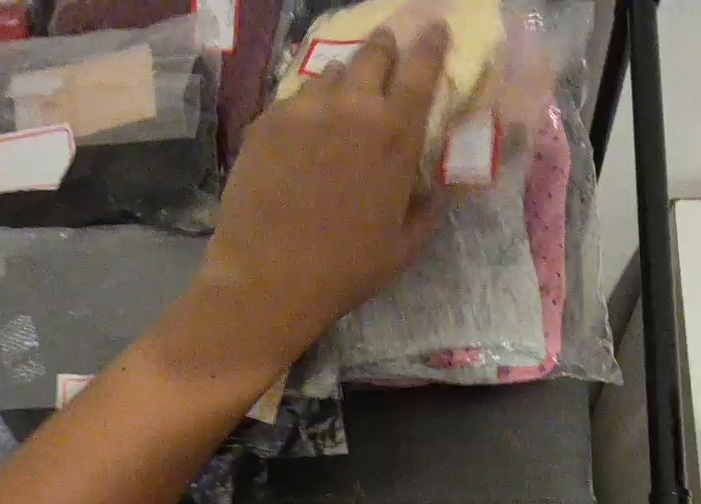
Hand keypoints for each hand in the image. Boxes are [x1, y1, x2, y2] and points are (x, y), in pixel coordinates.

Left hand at [194, 25, 450, 365]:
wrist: (269, 277)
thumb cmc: (347, 270)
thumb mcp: (403, 249)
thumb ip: (425, 212)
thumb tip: (435, 191)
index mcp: (395, 136)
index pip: (422, 69)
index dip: (432, 45)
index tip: (436, 29)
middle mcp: (351, 108)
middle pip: (374, 54)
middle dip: (386, 48)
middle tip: (388, 52)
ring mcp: (303, 110)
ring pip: (331, 73)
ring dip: (345, 80)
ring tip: (343, 98)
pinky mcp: (265, 122)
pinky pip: (294, 99)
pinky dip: (307, 106)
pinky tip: (304, 131)